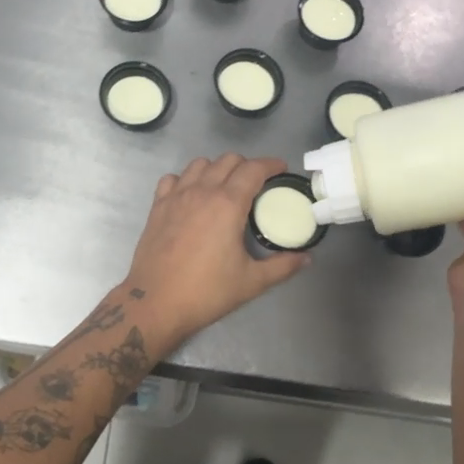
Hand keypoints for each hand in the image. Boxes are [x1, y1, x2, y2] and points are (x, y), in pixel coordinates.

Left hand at [122, 154, 309, 346]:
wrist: (156, 303)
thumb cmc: (207, 292)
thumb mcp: (252, 282)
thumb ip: (282, 266)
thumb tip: (306, 259)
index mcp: (228, 204)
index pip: (253, 169)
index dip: (271, 164)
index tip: (281, 170)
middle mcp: (202, 191)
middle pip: (228, 160)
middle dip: (246, 165)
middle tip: (256, 183)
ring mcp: (176, 197)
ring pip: (199, 164)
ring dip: (216, 168)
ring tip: (224, 186)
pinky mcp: (157, 207)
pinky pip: (172, 179)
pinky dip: (186, 180)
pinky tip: (191, 195)